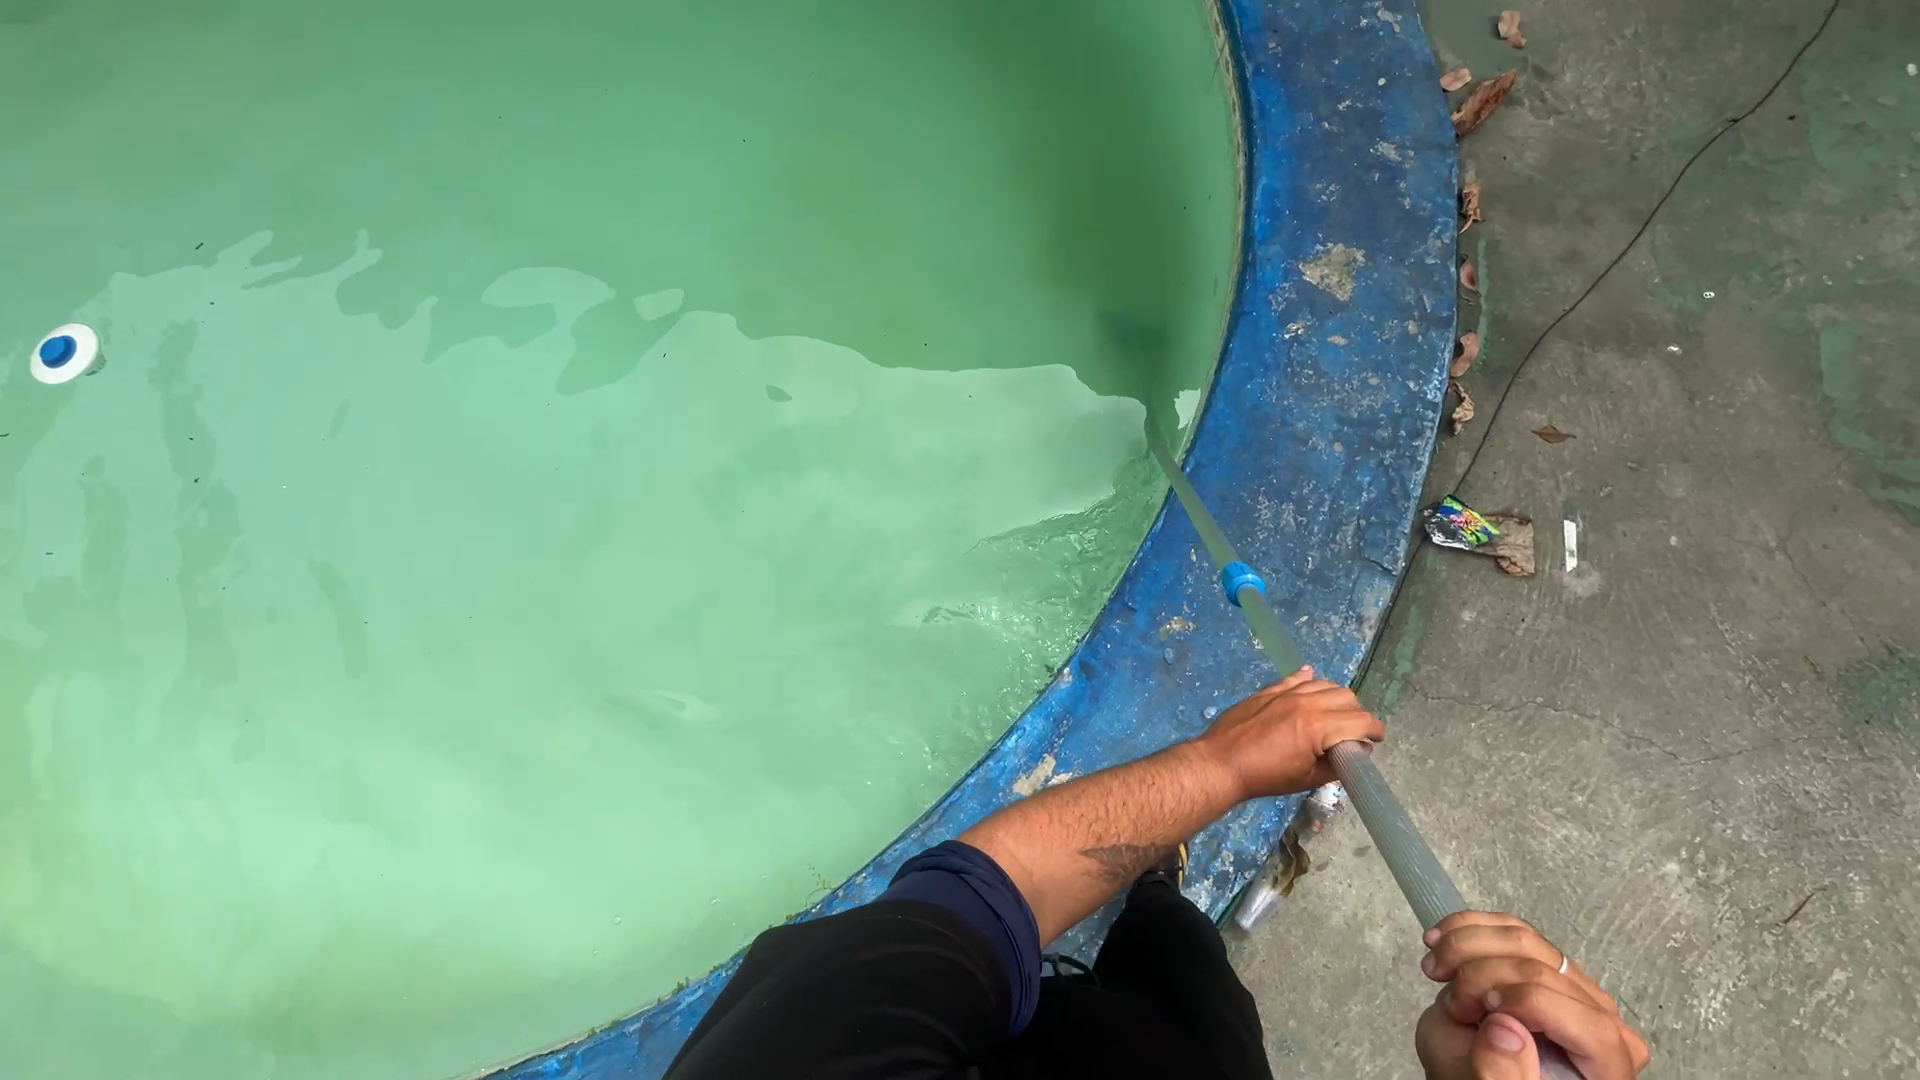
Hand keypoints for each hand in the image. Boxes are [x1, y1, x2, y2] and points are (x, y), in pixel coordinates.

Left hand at [1193, 666, 1382, 798]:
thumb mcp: (1308, 778)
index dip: (1374, 731)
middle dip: (1356, 714)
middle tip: (1351, 732)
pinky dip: (1308, 678)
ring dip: (1335, 697)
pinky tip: (1311, 677)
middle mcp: (1305, 702)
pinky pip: (1294, 677)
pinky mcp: (1267, 691)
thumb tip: (1358, 749)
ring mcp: (1284, 693)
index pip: (1362, 720)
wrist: (1221, 762)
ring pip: (1324, 683)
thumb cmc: (1266, 776)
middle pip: (1346, 697)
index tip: (1374, 740)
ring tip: (1333, 714)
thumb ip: (1338, 763)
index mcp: (1319, 726)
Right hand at [1416, 912, 1650, 1079]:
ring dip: (1464, 944)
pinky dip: (1464, 925)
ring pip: (1520, 937)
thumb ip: (1500, 1073)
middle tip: (1448, 1003)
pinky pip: (1507, 925)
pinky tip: (1436, 941)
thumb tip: (1507, 1030)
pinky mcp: (1539, 956)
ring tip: (1434, 969)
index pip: (1587, 1023)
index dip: (1526, 1004)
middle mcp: (1601, 1016)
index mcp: (1605, 1063)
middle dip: (1479, 974)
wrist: (1471, 1065)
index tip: (1471, 1011)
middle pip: (1543, 970)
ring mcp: (1571, 980)